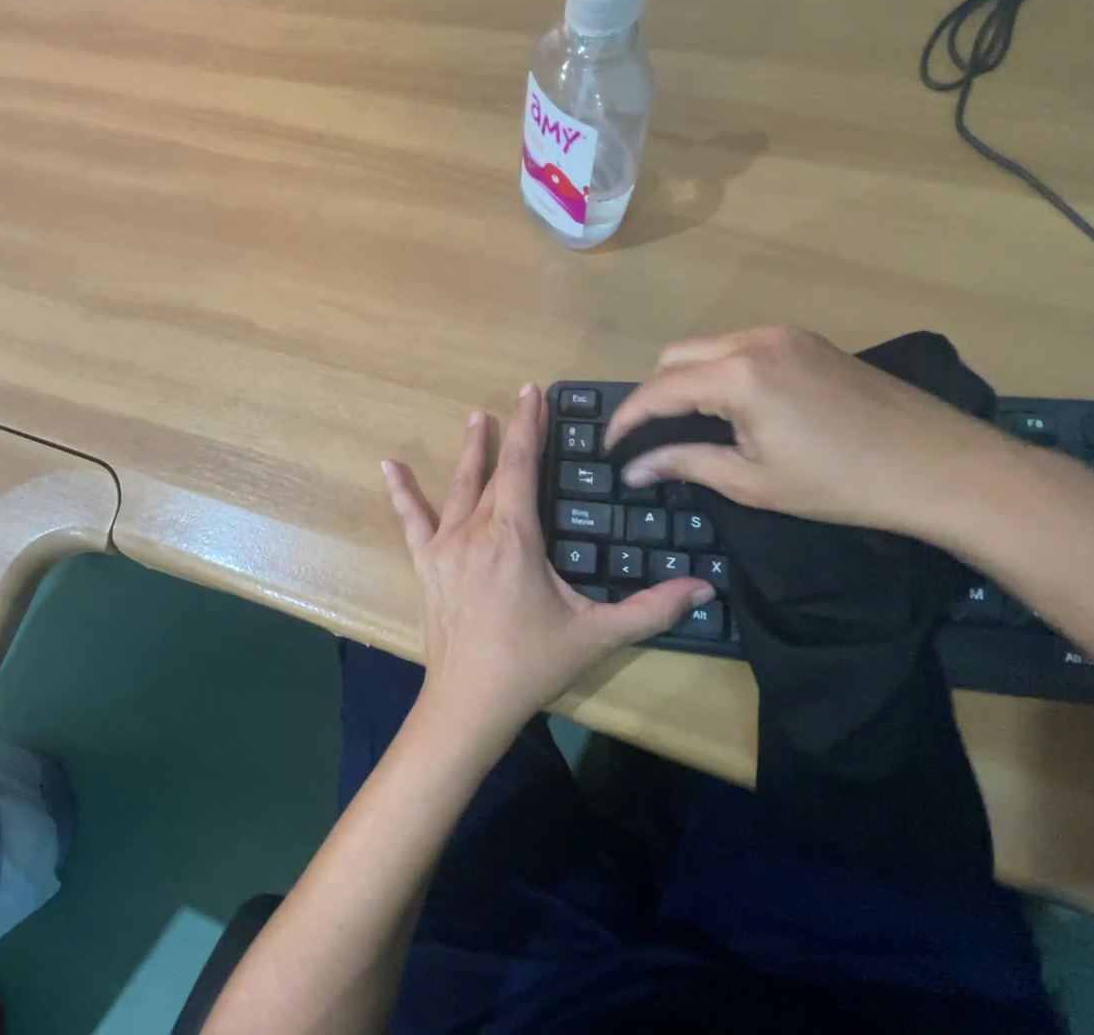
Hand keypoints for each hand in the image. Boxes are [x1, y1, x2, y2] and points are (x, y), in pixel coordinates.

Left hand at [382, 384, 713, 738]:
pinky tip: (388, 465)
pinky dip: (401, 491)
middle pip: (494, 473)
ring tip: (475, 418)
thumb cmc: (530, 664)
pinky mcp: (425, 564)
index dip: (529, 428)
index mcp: (513, 537)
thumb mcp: (597, 635)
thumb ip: (652, 609)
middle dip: (510, 435)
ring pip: (457, 488)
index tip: (534, 393)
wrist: (468, 701)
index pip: (523, 467)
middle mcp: (474, 531)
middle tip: (521, 401)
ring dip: (469, 452)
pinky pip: (410, 519)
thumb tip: (706, 588)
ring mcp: (443, 546)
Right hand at [604, 327, 1013, 536]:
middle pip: (675, 357)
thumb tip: (632, 468)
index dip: (626, 420)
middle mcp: (756, 340)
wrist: (945, 468)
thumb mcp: (751, 482)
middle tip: (650, 440)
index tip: (609, 449)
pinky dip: (719, 374)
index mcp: (738, 375)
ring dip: (686, 382)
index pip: (657, 390)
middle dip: (653, 396)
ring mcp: (788, 336)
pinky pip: (741, 349)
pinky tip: (731, 410)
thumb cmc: (841, 484)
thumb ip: (682, 464)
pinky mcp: (811, 343)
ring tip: (688, 427)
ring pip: (708, 349)